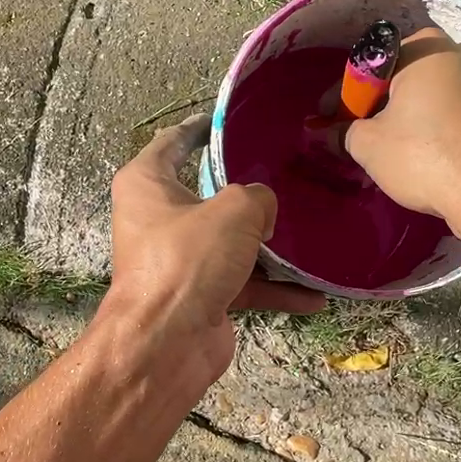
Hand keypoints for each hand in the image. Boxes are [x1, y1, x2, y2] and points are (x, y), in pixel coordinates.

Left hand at [99, 114, 323, 375]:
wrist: (167, 342)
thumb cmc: (189, 258)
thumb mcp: (235, 209)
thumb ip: (258, 197)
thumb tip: (263, 212)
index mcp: (146, 183)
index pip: (172, 142)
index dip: (200, 127)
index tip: (228, 119)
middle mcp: (157, 218)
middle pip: (207, 194)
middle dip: (246, 189)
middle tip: (286, 174)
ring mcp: (179, 259)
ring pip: (229, 241)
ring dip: (268, 245)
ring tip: (309, 234)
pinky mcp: (199, 294)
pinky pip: (242, 282)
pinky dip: (274, 288)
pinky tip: (314, 295)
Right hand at [344, 27, 460, 222]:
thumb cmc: (423, 157)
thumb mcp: (368, 145)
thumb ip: (345, 131)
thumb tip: (334, 132)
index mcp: (425, 47)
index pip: (369, 65)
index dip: (344, 95)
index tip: (330, 119)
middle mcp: (459, 51)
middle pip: (403, 76)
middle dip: (379, 103)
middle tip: (360, 133)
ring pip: (430, 94)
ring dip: (407, 115)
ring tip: (391, 148)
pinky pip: (453, 111)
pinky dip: (434, 126)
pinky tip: (425, 154)